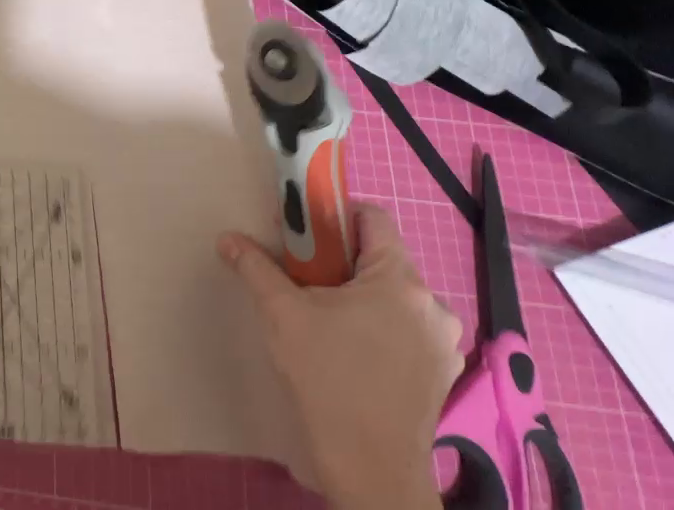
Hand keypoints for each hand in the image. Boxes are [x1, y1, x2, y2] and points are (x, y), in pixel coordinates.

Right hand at [218, 203, 463, 509]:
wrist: (369, 460)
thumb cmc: (326, 374)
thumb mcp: (281, 312)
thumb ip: (256, 267)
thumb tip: (229, 239)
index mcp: (399, 281)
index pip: (374, 219)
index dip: (334, 212)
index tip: (300, 229)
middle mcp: (433, 305)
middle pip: (380, 259)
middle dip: (338, 261)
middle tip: (299, 279)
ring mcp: (444, 342)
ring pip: (392, 297)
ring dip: (357, 295)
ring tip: (320, 319)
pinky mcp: (441, 372)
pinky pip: (404, 328)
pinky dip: (375, 325)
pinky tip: (346, 349)